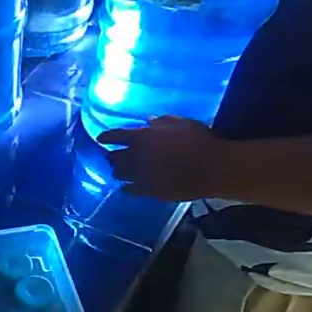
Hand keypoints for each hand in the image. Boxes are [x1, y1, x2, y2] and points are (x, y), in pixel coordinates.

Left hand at [98, 117, 226, 200]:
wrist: (210, 168)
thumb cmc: (199, 141)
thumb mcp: (181, 124)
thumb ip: (162, 122)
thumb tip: (149, 121)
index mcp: (140, 137)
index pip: (114, 136)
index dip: (106, 137)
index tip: (100, 138)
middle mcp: (134, 156)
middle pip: (114, 157)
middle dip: (112, 156)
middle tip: (113, 156)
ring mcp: (139, 175)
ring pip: (119, 174)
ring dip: (119, 171)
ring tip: (120, 171)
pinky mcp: (147, 191)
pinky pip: (129, 190)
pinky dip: (126, 188)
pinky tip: (126, 188)